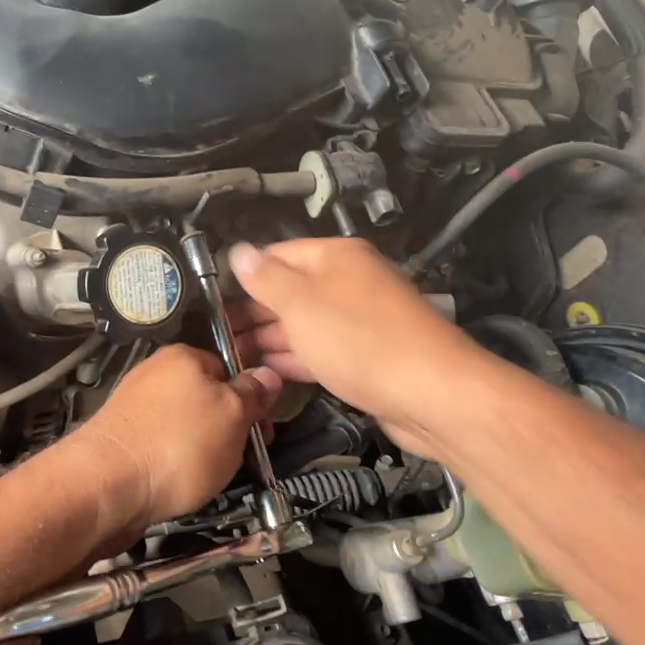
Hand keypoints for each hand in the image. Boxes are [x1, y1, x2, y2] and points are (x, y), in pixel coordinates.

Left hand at [66, 345, 280, 532]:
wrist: (108, 485)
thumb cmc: (179, 445)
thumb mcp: (233, 415)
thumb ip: (253, 394)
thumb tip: (268, 374)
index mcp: (182, 356)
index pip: (229, 368)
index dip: (250, 400)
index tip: (263, 432)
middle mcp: (154, 373)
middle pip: (206, 398)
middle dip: (227, 428)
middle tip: (241, 459)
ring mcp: (134, 406)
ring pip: (184, 425)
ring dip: (202, 449)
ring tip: (209, 477)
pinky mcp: (122, 438)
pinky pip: (161, 445)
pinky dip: (175, 462)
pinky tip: (180, 483)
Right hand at [229, 238, 487, 455]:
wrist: (432, 394)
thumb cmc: (359, 340)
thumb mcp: (301, 304)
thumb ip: (265, 279)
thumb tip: (238, 251)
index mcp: (335, 257)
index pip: (277, 255)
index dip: (244, 276)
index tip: (213, 301)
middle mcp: (348, 282)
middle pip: (290, 290)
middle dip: (254, 313)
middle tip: (218, 336)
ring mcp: (359, 321)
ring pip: (304, 324)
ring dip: (270, 339)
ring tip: (232, 356)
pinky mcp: (366, 357)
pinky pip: (321, 350)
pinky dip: (294, 358)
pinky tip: (267, 370)